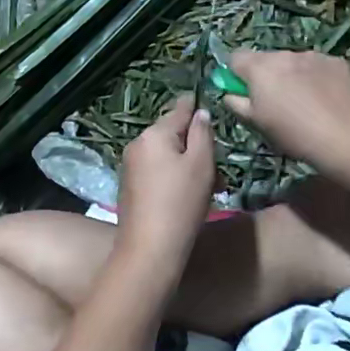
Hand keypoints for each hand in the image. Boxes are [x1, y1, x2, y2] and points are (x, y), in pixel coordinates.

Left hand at [117, 95, 216, 267]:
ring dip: (189, 165)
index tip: (207, 102)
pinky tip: (191, 197)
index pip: (179, 110)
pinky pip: (157, 172)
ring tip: (213, 188)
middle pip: (172, 135)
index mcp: (153, 134)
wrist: (150, 247)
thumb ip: (202, 133)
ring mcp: (130, 166)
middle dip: (196, 146)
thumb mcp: (201, 164)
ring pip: (167, 156)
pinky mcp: (130, 187)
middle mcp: (137, 144)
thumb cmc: (181, 202)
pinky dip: (175, 177)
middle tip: (220, 169)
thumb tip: (200, 112)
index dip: (195, 107)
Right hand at [222, 50, 349, 167]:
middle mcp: (285, 54)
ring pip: (291, 61)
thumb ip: (237, 103)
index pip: (234, 58)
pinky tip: (323, 98)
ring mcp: (313, 56)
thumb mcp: (256, 123)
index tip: (242, 92)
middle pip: (264, 58)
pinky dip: (313, 76)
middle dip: (264, 74)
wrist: (348, 138)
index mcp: (260, 67)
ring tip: (302, 102)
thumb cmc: (294, 134)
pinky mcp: (336, 62)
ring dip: (290, 75)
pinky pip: (315, 65)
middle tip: (273, 102)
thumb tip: (231, 93)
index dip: (235, 74)